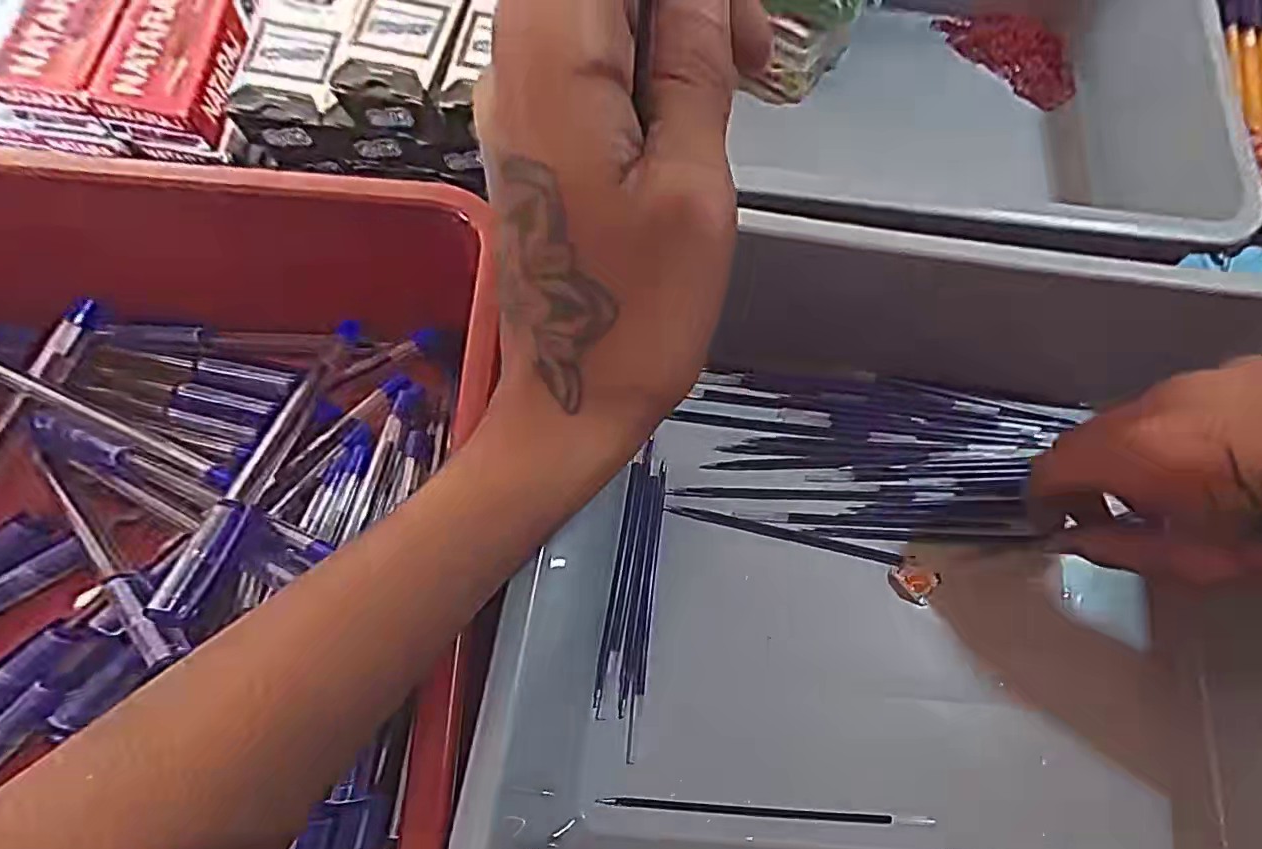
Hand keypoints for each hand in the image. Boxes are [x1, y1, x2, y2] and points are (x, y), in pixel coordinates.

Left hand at [475, 0, 771, 444]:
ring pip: (593, 18)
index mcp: (553, 60)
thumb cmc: (639, 315)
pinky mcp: (530, 144)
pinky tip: (678, 122)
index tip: (742, 39)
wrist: (575, 397)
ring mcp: (515, 106)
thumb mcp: (692, 191)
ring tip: (724, 96)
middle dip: (683, 8)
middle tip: (748, 61)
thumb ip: (696, 72)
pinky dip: (638, 74)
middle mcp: (513, 65)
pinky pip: (582, 67)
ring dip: (667, 38)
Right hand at [1028, 357, 1261, 594]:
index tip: (1056, 528)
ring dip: (1129, 459)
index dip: (1043, 501)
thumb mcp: (1218, 561)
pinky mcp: (1253, 367)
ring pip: (1134, 418)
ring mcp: (1213, 375)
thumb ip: (1130, 547)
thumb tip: (1085, 537)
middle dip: (1086, 481)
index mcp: (1149, 447)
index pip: (1054, 466)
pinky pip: (1180, 403)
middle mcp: (1168, 398)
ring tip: (1178, 501)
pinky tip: (1223, 467)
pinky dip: (1170, 436)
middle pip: (1090, 438)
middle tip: (1114, 523)